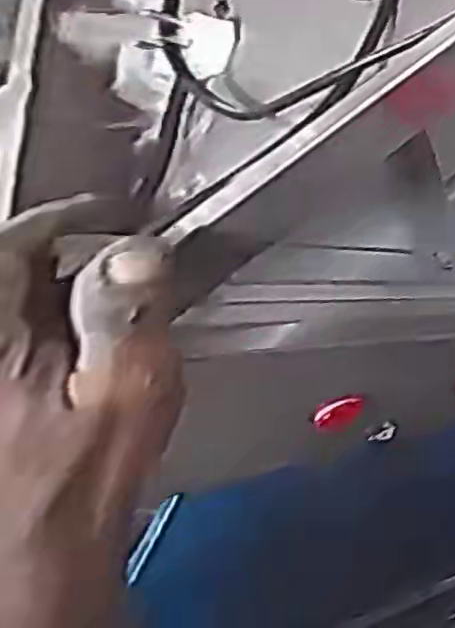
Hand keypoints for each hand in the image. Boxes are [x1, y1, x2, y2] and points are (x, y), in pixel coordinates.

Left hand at [0, 197, 182, 627]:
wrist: (26, 548)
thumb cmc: (83, 469)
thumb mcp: (128, 388)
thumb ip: (124, 315)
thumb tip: (136, 248)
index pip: (8, 245)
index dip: (64, 218)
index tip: (114, 211)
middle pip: (1, 273)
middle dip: (53, 251)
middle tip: (112, 244)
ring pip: (6, 303)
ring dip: (43, 283)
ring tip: (95, 280)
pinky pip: (11, 329)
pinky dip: (36, 314)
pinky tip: (68, 329)